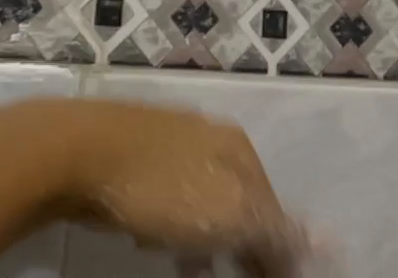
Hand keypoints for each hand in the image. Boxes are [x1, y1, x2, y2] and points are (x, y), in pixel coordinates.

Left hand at [47, 99, 307, 275]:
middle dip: (234, 242)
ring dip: (198, 236)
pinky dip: (165, 221)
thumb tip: (323, 244)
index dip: (273, 252)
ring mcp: (166, 136)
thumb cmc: (159, 188)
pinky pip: (163, 194)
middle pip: (235, 200)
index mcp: (236, 145)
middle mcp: (206, 133)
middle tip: (226, 273)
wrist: (74, 152)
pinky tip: (148, 237)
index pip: (272, 206)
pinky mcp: (130, 148)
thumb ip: (275, 230)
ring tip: (187, 265)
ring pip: (197, 198)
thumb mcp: (229, 214)